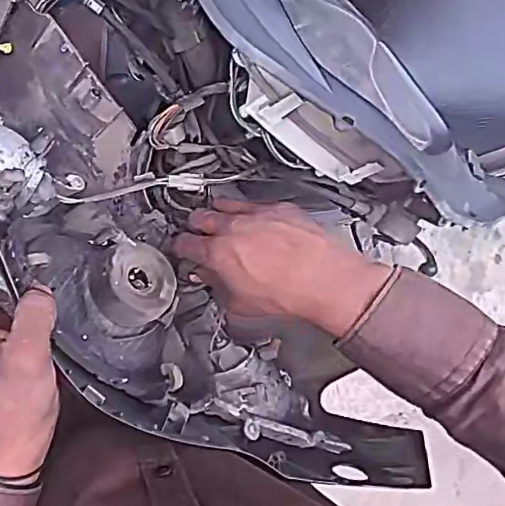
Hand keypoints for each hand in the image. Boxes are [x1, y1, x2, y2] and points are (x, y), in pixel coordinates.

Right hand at [170, 197, 391, 338]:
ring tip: (217, 217)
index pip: (186, 243)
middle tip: (195, 231)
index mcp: (217, 253)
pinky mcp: (279, 209)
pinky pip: (254, 202)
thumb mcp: (240, 303)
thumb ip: (217, 285)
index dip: (180, 247)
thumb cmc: (288, 293)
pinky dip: (247, 207)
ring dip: (217, 211)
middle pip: (201, 217)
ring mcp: (256, 215)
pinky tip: (250, 215)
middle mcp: (233, 228)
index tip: (182, 249)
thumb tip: (210, 278)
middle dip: (194, 225)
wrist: (325, 280)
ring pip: (225, 204)